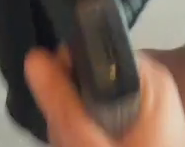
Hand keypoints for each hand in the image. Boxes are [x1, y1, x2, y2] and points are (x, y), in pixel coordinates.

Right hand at [25, 49, 184, 146]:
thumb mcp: (91, 146)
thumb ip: (64, 104)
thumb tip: (33, 57)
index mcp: (149, 79)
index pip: (92, 48)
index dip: (67, 70)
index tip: (59, 103)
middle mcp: (151, 83)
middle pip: (89, 72)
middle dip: (71, 105)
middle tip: (71, 139)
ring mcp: (149, 104)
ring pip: (92, 95)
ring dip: (76, 121)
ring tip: (80, 146)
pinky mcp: (143, 122)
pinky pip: (104, 112)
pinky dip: (89, 131)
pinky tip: (86, 146)